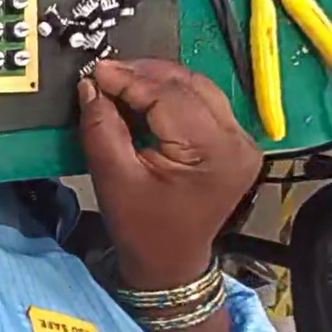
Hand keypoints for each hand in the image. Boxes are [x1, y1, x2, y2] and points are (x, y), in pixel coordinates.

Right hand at [77, 59, 261, 291]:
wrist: (168, 261)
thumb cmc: (141, 227)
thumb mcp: (113, 179)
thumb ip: (101, 129)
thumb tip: (90, 87)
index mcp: (214, 153)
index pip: (170, 97)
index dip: (129, 79)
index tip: (94, 71)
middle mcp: (238, 140)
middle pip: (189, 85)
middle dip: (142, 73)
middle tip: (103, 72)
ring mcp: (240, 139)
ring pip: (197, 87)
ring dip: (155, 79)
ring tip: (117, 79)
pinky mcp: (232, 141)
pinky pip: (200, 101)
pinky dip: (168, 92)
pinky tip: (139, 93)